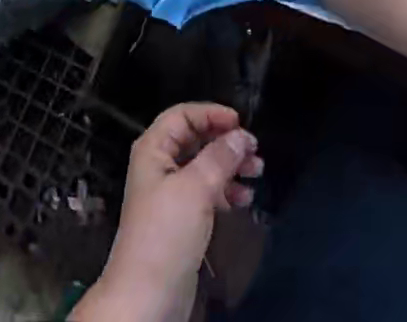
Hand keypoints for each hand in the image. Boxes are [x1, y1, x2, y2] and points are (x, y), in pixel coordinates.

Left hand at [77, 103, 261, 321]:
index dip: (210, 114)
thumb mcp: (194, 189)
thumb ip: (218, 159)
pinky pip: (205, 190)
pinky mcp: (181, 216)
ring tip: (257, 173)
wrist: (148, 291)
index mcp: (153, 148)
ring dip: (229, 166)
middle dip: (224, 141)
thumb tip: (240, 135)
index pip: (181, 116)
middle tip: (256, 153)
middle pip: (194, 139)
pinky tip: (244, 199)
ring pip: (203, 165)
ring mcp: (169, 191)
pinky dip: (225, 190)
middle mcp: (159, 164)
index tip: (241, 122)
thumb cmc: (166, 232)